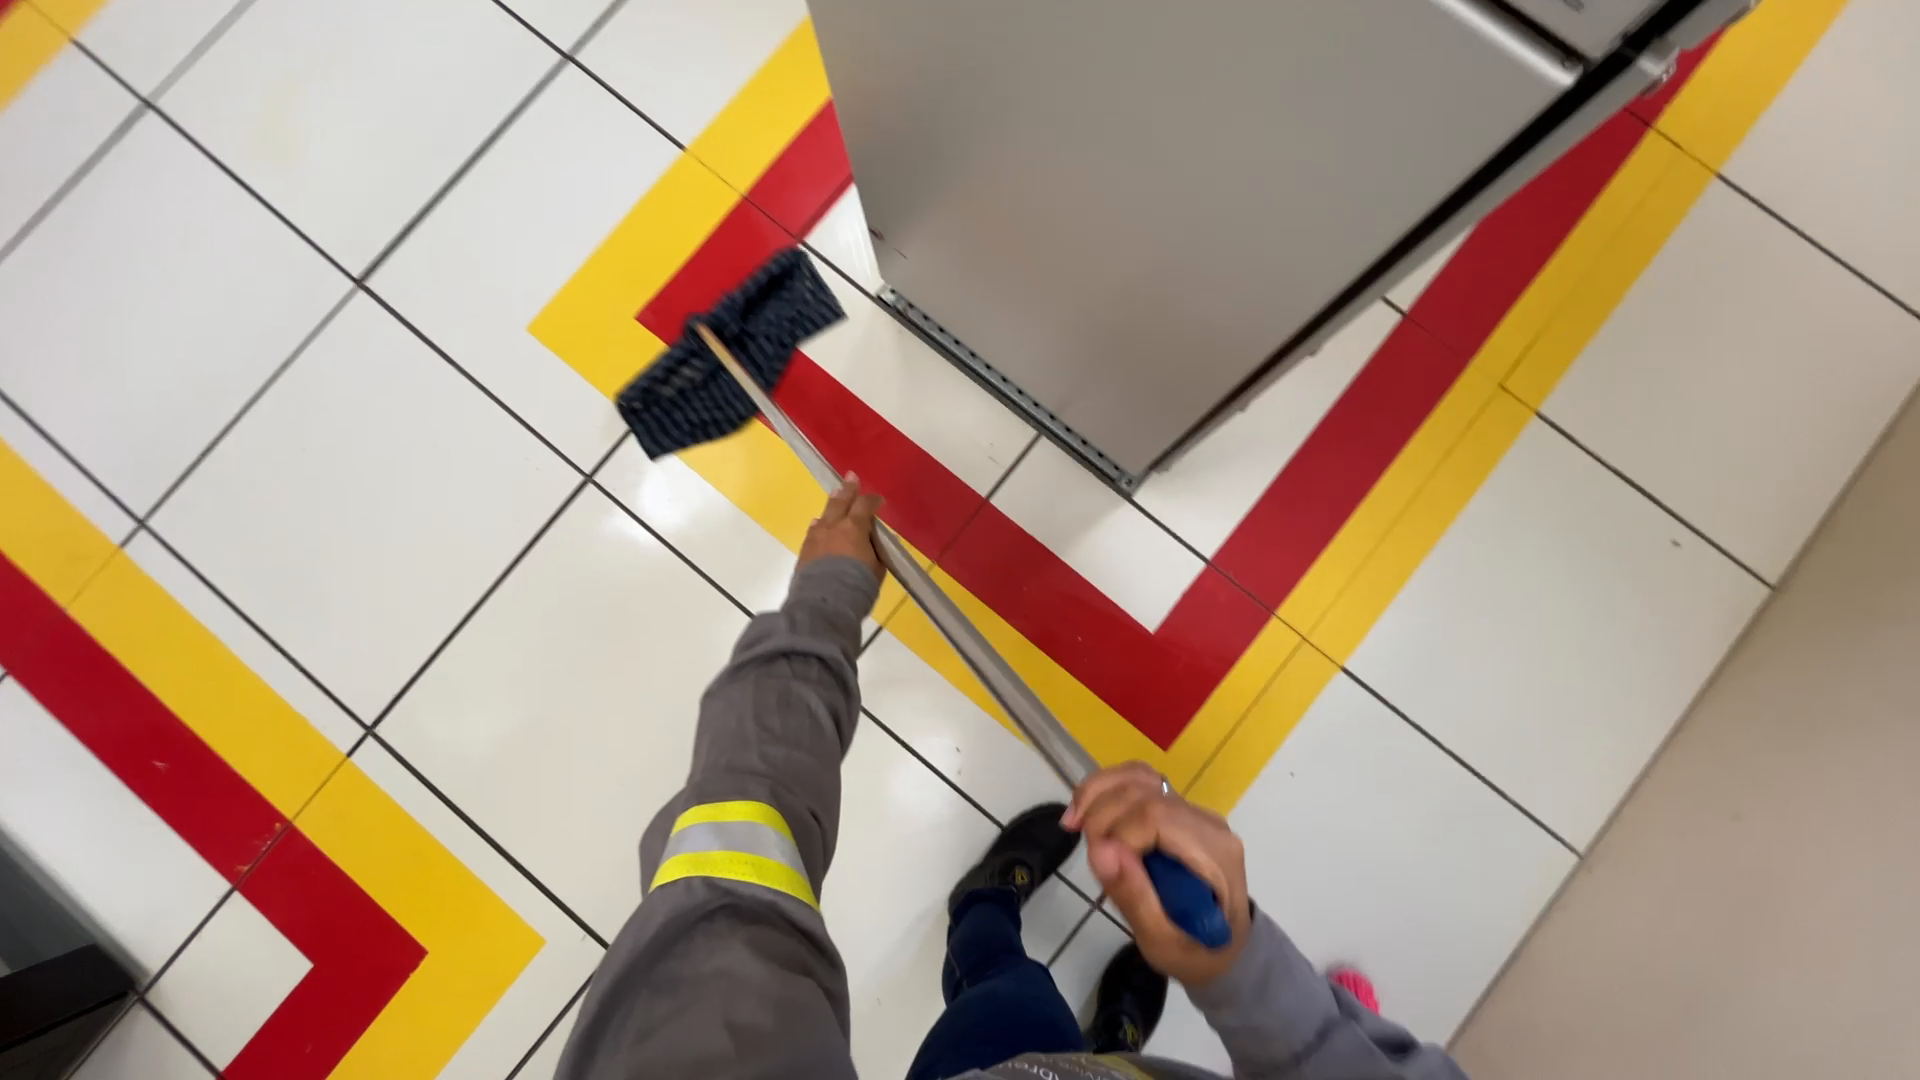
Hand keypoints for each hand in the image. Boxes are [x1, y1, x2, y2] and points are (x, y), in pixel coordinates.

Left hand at [798, 472, 884, 582]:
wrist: (825, 602)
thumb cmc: (857, 585)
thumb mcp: (877, 567)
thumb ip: (874, 550)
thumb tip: (870, 542)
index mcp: (854, 527)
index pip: (865, 506)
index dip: (872, 501)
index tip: (878, 499)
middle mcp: (834, 526)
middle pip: (841, 502)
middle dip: (848, 489)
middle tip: (851, 477)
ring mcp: (816, 537)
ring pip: (825, 514)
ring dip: (832, 504)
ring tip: (835, 496)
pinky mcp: (805, 550)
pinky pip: (814, 530)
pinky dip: (819, 525)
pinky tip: (819, 524)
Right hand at [1064, 762, 1252, 985]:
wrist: (1225, 948)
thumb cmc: (1196, 952)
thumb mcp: (1164, 945)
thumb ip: (1135, 898)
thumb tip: (1100, 851)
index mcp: (1213, 852)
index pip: (1157, 816)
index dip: (1118, 833)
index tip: (1101, 866)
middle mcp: (1206, 821)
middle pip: (1144, 791)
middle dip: (1102, 815)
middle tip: (1087, 852)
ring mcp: (1192, 810)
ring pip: (1138, 775)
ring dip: (1097, 792)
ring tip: (1075, 823)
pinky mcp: (1176, 808)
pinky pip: (1138, 782)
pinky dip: (1105, 789)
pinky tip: (1084, 810)